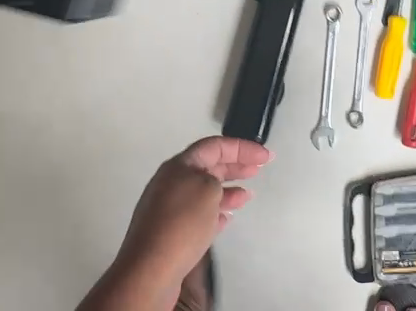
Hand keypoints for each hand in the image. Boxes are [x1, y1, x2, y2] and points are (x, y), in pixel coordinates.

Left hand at [81, 137, 271, 310]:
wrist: (150, 270)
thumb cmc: (182, 222)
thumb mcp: (208, 189)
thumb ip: (217, 179)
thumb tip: (213, 189)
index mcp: (179, 165)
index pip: (215, 146)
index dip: (243, 148)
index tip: (265, 156)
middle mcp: (171, 182)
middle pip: (209, 167)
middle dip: (235, 166)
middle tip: (258, 169)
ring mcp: (168, 208)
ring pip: (204, 192)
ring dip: (227, 191)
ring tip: (247, 196)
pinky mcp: (168, 232)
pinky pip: (197, 215)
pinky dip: (215, 213)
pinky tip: (227, 218)